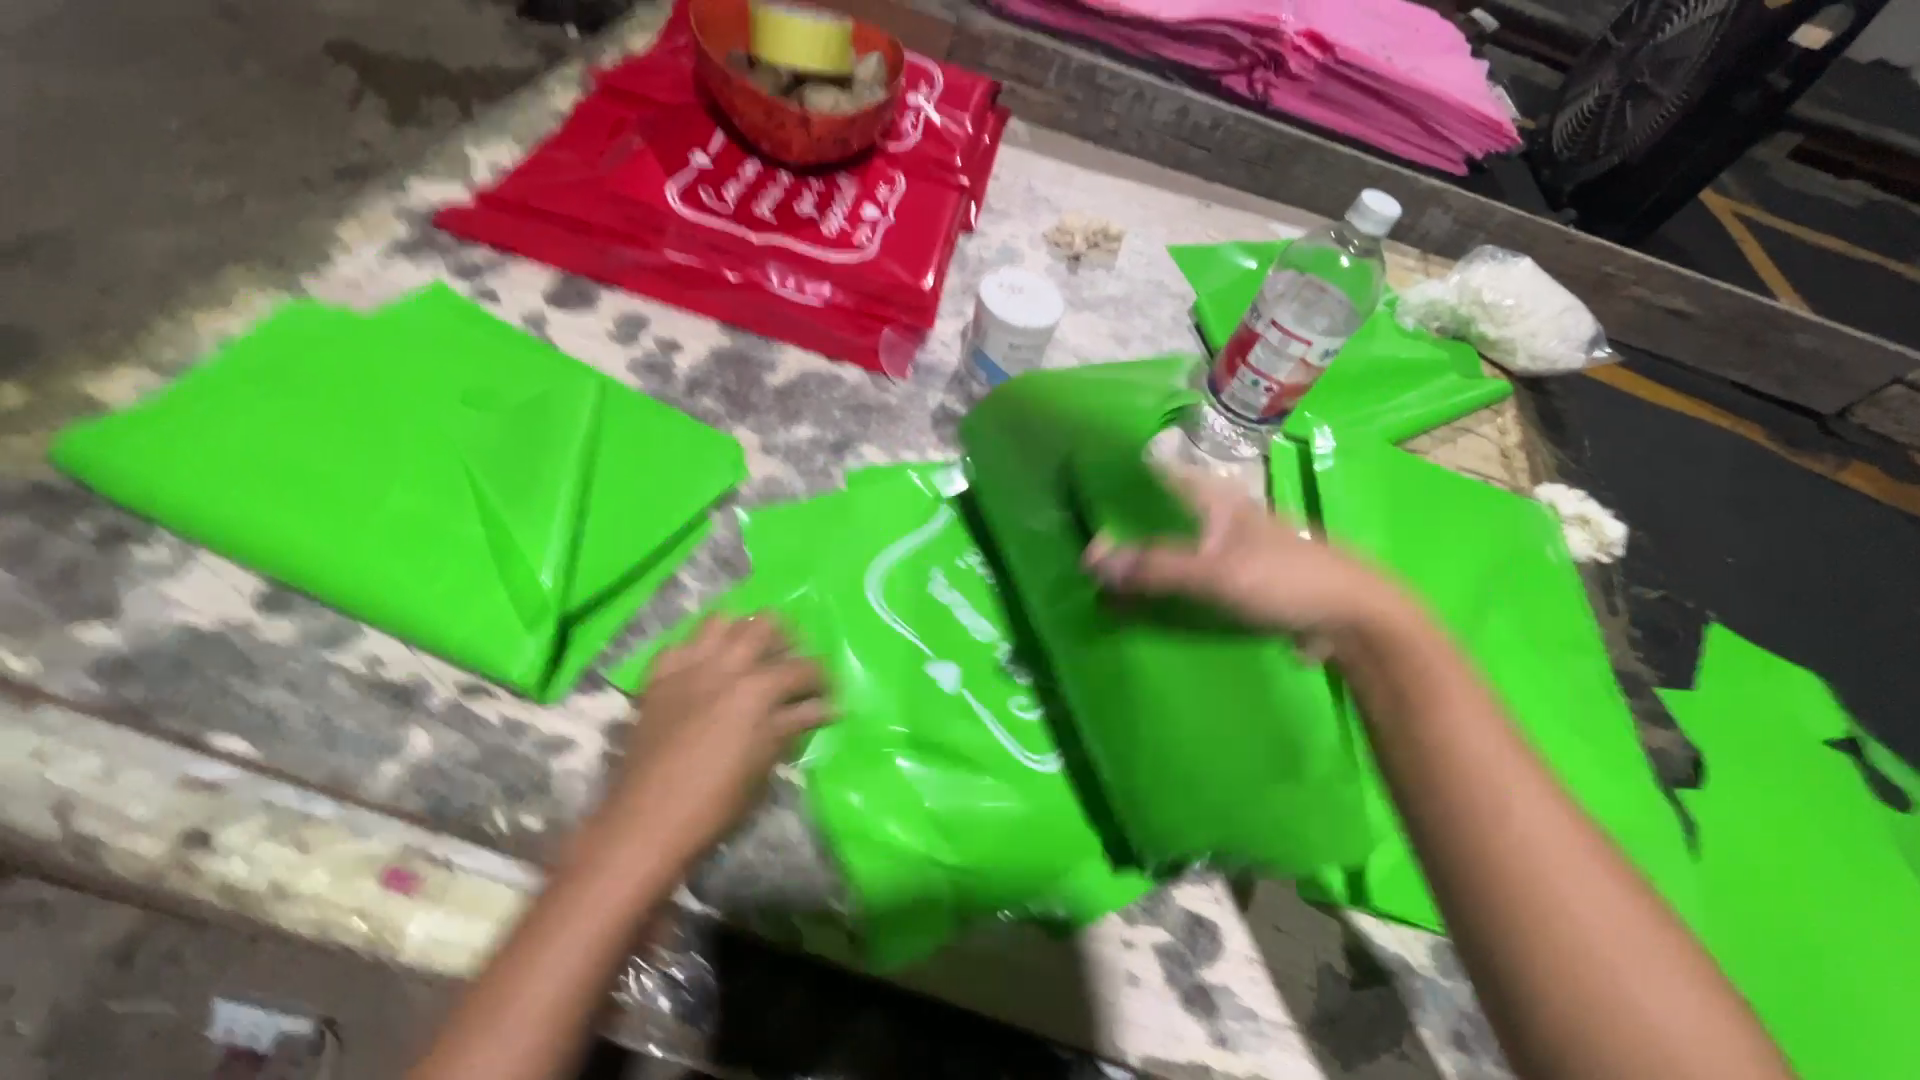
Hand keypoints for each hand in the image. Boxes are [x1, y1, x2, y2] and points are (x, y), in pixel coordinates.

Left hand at [598, 615, 829, 863]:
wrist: (647, 820)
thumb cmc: (716, 801)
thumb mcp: (764, 762)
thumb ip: (794, 725)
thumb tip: (828, 707)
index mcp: (757, 689)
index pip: (802, 667)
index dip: (821, 678)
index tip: (828, 691)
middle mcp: (723, 665)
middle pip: (764, 625)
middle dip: (785, 639)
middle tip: (790, 662)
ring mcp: (686, 667)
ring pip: (721, 621)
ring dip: (741, 633)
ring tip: (749, 655)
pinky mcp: (657, 677)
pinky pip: (681, 643)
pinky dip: (698, 649)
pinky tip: (705, 669)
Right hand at [1082, 465, 1404, 639]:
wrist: (1353, 618)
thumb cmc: (1286, 580)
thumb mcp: (1215, 572)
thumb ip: (1156, 566)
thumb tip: (1093, 560)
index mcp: (1213, 497)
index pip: (1153, 476)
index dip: (1116, 483)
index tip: (1077, 495)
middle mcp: (1217, 515)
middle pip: (1156, 516)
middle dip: (1120, 532)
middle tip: (1078, 552)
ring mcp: (1228, 548)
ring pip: (1170, 548)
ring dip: (1140, 564)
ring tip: (1099, 582)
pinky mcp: (1237, 579)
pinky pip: (1187, 577)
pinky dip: (1162, 587)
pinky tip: (1141, 604)